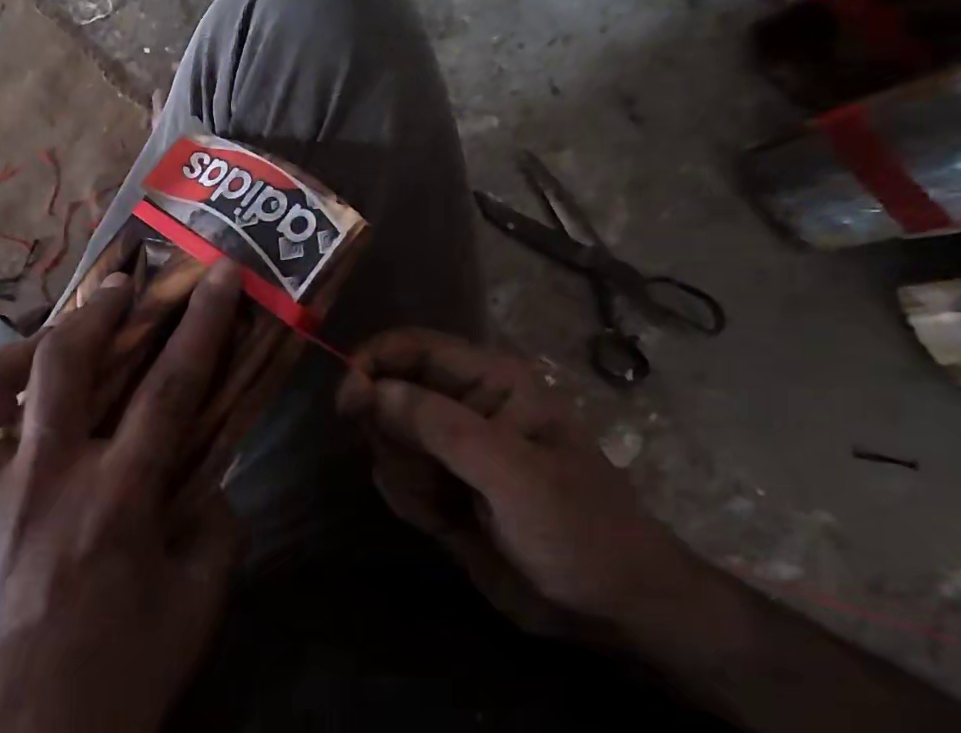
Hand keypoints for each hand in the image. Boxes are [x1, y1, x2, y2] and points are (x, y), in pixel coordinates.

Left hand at [0, 262, 248, 732]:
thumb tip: (209, 481)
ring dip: (22, 352)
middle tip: (118, 285)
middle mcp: (41, 480)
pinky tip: (7, 487)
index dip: (202, 322)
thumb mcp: (188, 618)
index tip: (218, 274)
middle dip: (100, 308)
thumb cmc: (110, 692)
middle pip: (69, 360)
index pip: (171, 387)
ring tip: (46, 347)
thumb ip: (210, 537)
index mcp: (114, 502)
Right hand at [336, 328, 699, 636]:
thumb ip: (441, 427)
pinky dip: (407, 498)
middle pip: (386, 391)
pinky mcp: (437, 482)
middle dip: (390, 435)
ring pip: (384, 436)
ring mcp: (448, 445)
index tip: (347, 404)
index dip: (370, 363)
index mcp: (491, 380)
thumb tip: (370, 390)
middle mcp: (463, 403)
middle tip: (424, 476)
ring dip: (403, 473)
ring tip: (446, 506)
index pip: (410, 346)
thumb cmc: (581, 530)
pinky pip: (392, 474)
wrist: (612, 614)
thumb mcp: (515, 475)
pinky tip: (444, 521)